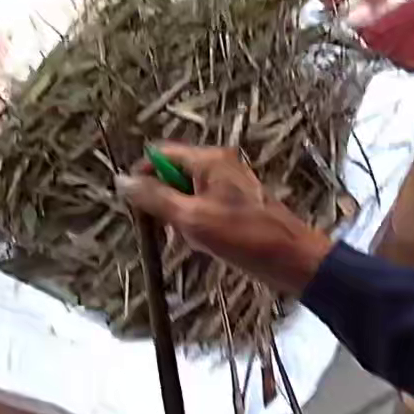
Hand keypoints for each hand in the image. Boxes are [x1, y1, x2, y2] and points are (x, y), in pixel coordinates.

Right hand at [116, 143, 332, 295]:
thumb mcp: (191, 218)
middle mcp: (218, 164)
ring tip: (189, 239)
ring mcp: (228, 182)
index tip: (136, 207)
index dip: (142, 177)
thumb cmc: (243, 236)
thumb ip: (154, 198)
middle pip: (172, 173)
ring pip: (186, 192)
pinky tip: (203, 244)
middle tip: (164, 229)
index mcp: (208, 159)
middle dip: (163, 201)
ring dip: (179, 216)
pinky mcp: (235, 202)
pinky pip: (202, 205)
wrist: (292, 259)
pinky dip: (195, 222)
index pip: (160, 154)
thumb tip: (121, 180)